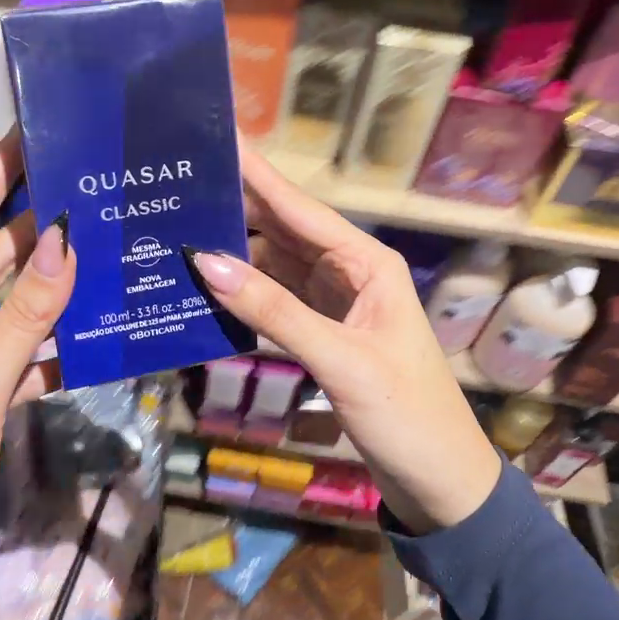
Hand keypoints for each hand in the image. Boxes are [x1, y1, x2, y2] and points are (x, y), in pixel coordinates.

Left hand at [0, 134, 72, 555]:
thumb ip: (23, 318)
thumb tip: (64, 243)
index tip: (19, 139)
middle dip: (28, 227)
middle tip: (73, 180)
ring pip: (5, 307)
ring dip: (46, 281)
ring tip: (93, 233)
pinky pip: (18, 349)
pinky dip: (50, 336)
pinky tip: (90, 313)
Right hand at [187, 143, 502, 534]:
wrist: (440, 481)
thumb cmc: (405, 414)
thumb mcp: (341, 360)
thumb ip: (274, 312)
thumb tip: (207, 262)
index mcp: (367, 263)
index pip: (301, 208)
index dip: (258, 174)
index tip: (218, 138)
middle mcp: (349, 272)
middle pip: (283, 229)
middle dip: (236, 207)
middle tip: (179, 185)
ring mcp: (333, 303)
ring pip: (275, 264)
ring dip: (234, 250)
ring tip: (178, 227)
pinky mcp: (322, 333)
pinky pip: (275, 300)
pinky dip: (244, 293)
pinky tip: (207, 284)